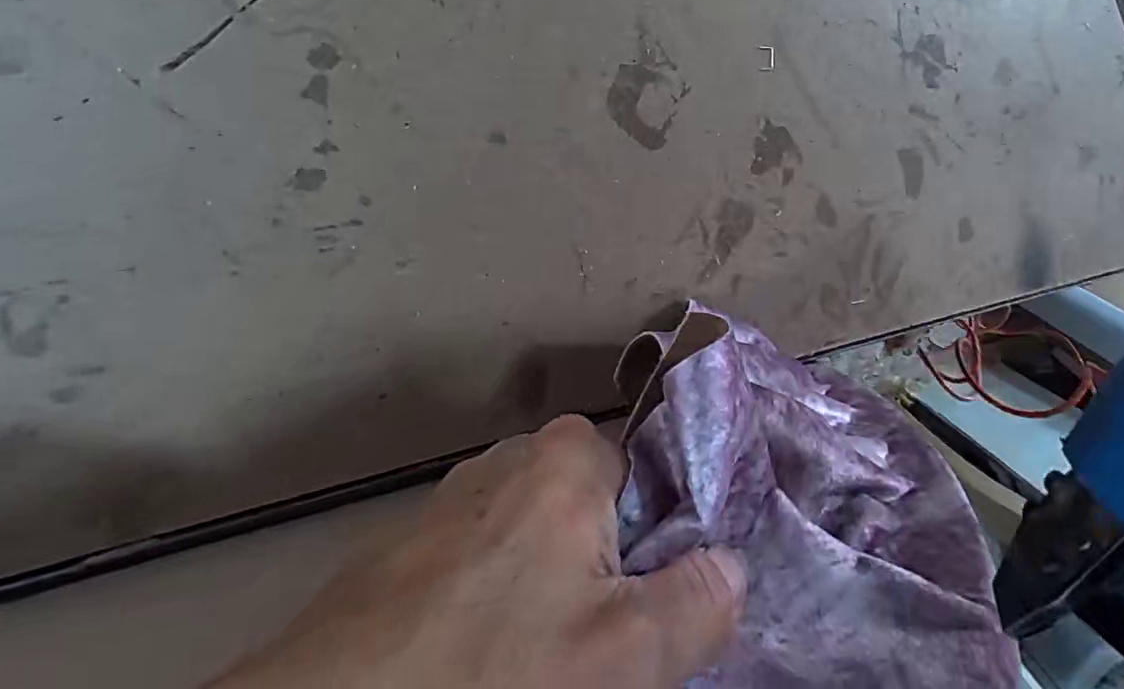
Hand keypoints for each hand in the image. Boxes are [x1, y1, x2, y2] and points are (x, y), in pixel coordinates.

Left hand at [207, 414, 745, 688]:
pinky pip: (471, 569)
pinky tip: (471, 667)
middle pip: (586, 506)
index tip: (653, 592)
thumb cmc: (486, 680)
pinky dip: (484, 608)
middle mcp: (503, 462)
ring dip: (541, 592)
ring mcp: (441, 508)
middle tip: (596, 639)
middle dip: (600, 565)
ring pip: (528, 541)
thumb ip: (696, 602)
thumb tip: (732, 566)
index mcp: (564, 458)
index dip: (658, 532)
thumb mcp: (622, 659)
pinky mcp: (391, 560)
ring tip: (531, 660)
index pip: (643, 471)